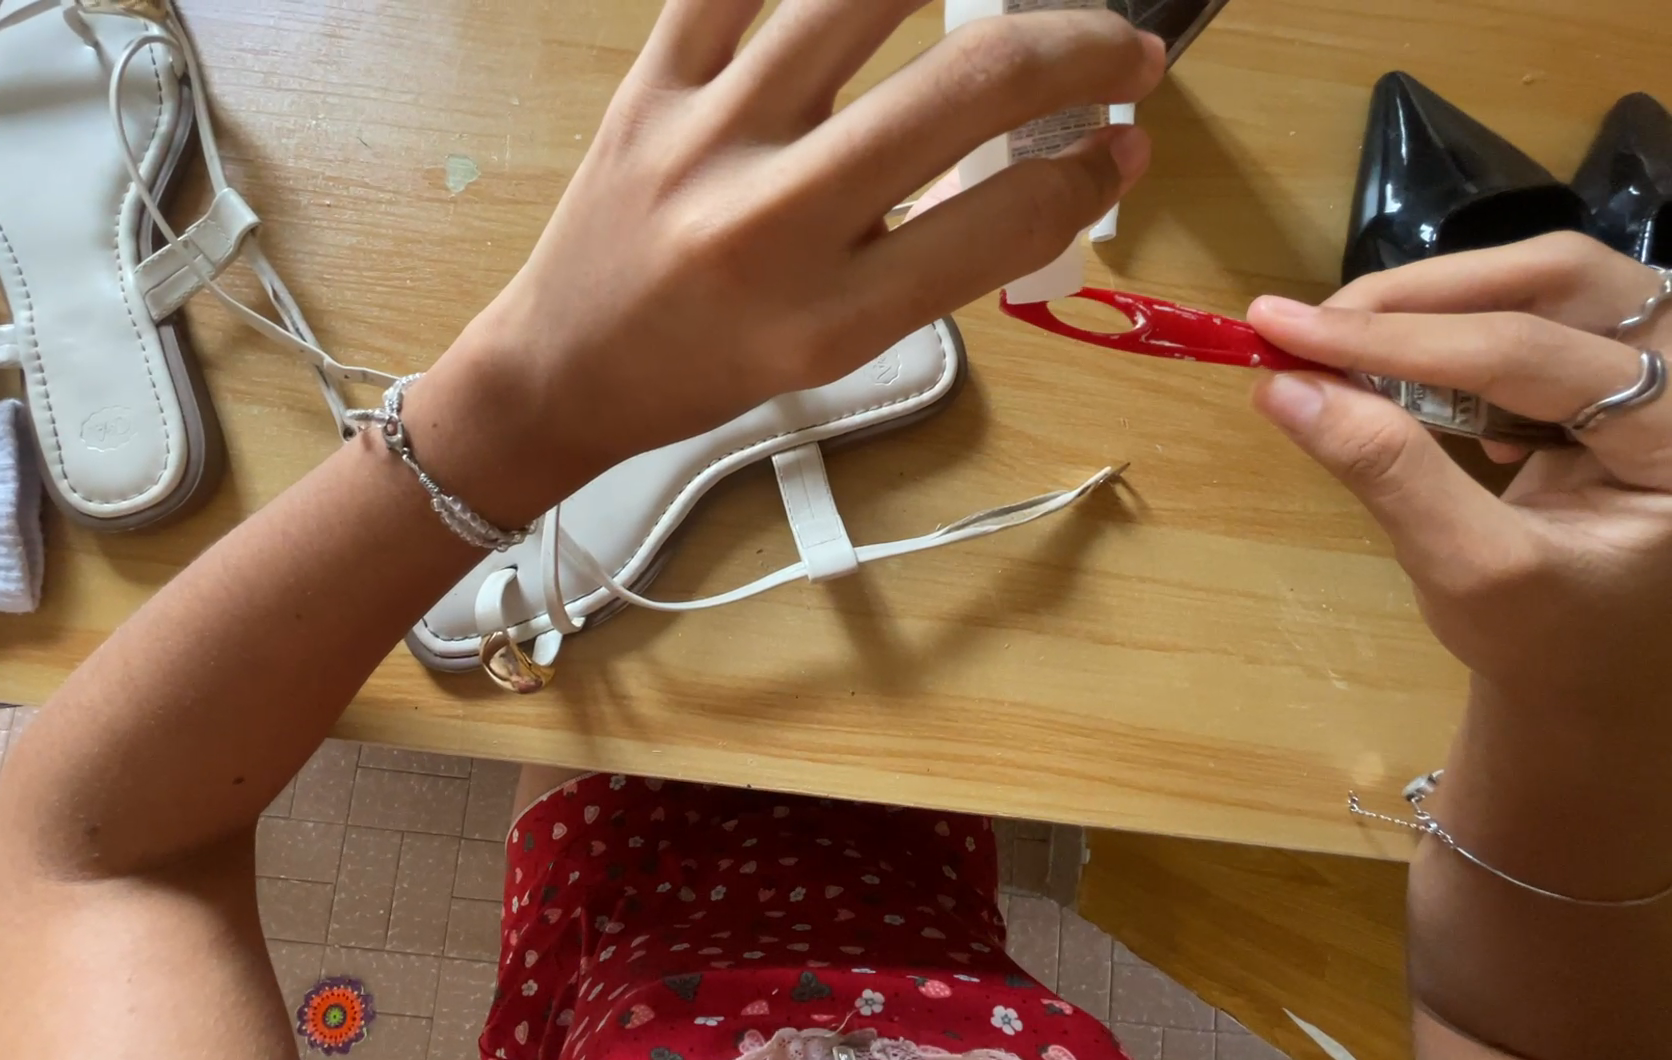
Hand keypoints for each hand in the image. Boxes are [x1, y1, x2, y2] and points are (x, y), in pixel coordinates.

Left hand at [410, 0, 1162, 524]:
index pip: (1001, 222)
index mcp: (824, 323)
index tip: (1115, 155)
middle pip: (963, 91)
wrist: (565, 370)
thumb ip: (924, 274)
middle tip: (1119, 53)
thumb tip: (1028, 179)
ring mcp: (701, 140)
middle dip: (1080, 53)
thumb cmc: (698, 380)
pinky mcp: (647, 88)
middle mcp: (769, 227)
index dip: (1087, 180)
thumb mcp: (823, 359)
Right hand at [1248, 233, 1671, 707]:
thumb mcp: (1463, 565)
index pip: (1524, 355)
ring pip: (1548, 283)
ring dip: (1428, 300)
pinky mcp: (1616, 377)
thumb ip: (1384, 471)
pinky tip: (1391, 370)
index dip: (1389, 340)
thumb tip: (1281, 389)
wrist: (1591, 661)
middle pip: (1561, 279)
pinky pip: (1532, 316)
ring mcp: (1665, 370)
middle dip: (1419, 294)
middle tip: (1308, 326)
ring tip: (1334, 341)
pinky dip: (1442, 328)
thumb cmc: (1542, 632)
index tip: (1274, 330)